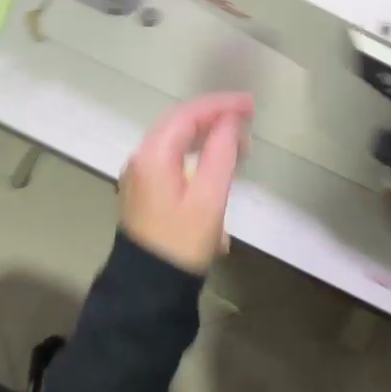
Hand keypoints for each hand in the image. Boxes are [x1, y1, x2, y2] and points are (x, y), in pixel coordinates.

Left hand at [120, 93, 254, 272]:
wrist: (149, 285)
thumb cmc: (182, 243)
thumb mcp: (208, 199)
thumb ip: (220, 154)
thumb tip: (230, 122)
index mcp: (153, 155)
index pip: (188, 114)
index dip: (221, 106)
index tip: (251, 106)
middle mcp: (141, 158)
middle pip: (178, 124)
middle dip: (213, 118)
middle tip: (247, 121)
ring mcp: (139, 176)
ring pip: (174, 142)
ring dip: (205, 137)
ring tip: (238, 144)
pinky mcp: (144, 193)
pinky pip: (170, 160)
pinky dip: (194, 155)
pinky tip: (215, 166)